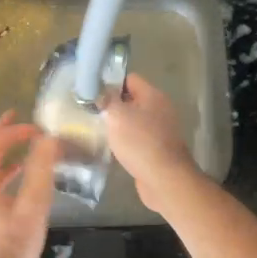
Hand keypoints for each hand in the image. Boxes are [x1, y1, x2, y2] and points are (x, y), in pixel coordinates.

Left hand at [0, 111, 56, 257]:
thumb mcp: (33, 206)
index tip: (36, 127)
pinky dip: (5, 171)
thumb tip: (47, 139)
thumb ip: (40, 170)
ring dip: (3, 152)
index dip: (13, 131)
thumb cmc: (15, 245)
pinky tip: (20, 175)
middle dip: (1, 134)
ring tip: (22, 142)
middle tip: (17, 117)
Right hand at [104, 74, 201, 212]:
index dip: (111, 83)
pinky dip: (126, 142)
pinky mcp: (158, 148)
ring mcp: (161, 130)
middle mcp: (160, 109)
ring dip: (119, 125)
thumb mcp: (117, 116)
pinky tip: (112, 148)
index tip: (94, 94)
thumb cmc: (140, 142)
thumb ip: (107, 100)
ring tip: (98, 130)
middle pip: (132, 100)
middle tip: (92, 113)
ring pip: (135, 120)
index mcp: (153, 95)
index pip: (130, 79)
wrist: (164, 179)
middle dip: (113, 105)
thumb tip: (101, 90)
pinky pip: (138, 138)